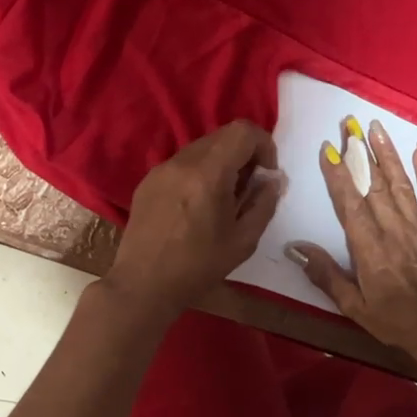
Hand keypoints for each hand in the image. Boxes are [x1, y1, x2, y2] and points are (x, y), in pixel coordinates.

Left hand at [104, 121, 281, 317]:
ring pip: (202, 148)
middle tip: (247, 189)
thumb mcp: (243, 241)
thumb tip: (272, 181)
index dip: (264, 146)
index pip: (243, 131)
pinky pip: (183, 163)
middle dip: (244, 155)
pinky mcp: (148, 180)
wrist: (144, 284)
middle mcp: (183, 162)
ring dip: (221, 163)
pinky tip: (197, 206)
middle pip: (223, 135)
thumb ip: (264, 204)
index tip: (266, 175)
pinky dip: (200, 173)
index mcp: (209, 174)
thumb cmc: (198, 267)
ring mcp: (162, 169)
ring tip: (223, 199)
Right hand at [290, 118, 416, 355]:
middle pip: (374, 186)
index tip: (329, 149)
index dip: (339, 175)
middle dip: (360, 153)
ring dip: (388, 154)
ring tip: (376, 127)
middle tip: (348, 124)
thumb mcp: (352, 306)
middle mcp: (394, 232)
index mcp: (369, 250)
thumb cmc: (391, 320)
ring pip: (401, 184)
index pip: (350, 204)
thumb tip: (296, 248)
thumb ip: (325, 275)